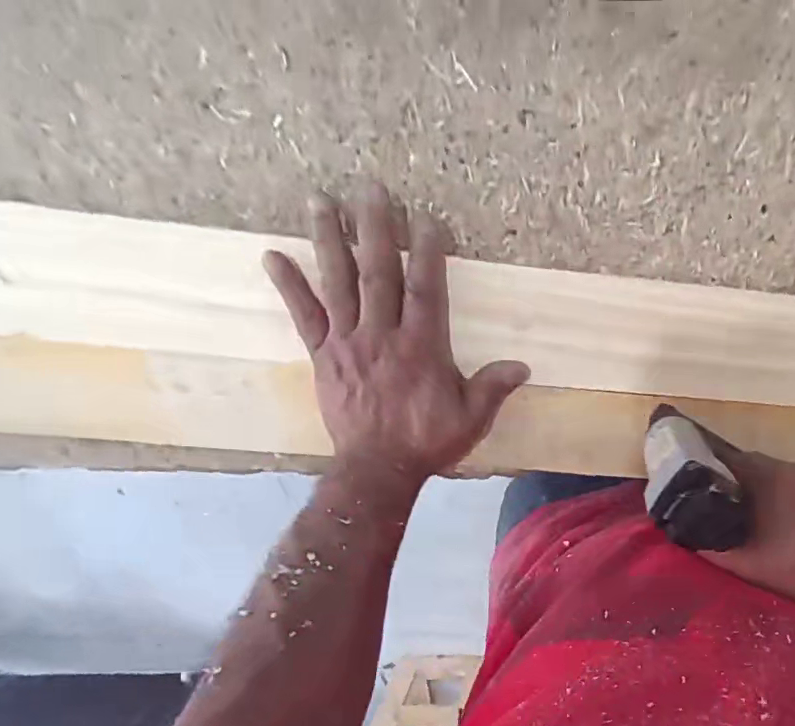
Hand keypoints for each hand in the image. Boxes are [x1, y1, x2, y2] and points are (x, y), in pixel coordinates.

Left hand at [262, 185, 528, 486]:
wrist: (378, 468)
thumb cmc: (430, 441)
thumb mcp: (473, 417)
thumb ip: (494, 387)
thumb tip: (521, 366)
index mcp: (423, 347)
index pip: (426, 289)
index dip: (427, 251)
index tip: (426, 218)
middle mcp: (383, 335)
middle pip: (379, 272)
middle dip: (377, 228)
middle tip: (371, 188)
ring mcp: (349, 342)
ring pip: (339, 282)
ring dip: (330, 240)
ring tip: (321, 200)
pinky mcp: (324, 356)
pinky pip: (305, 316)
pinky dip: (289, 286)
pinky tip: (273, 255)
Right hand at [702, 452, 794, 625]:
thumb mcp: (753, 567)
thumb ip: (713, 549)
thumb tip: (684, 535)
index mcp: (771, 476)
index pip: (725, 459)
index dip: (707, 471)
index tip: (696, 489)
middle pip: (758, 471)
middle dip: (741, 492)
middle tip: (730, 522)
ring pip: (788, 482)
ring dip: (774, 501)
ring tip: (769, 535)